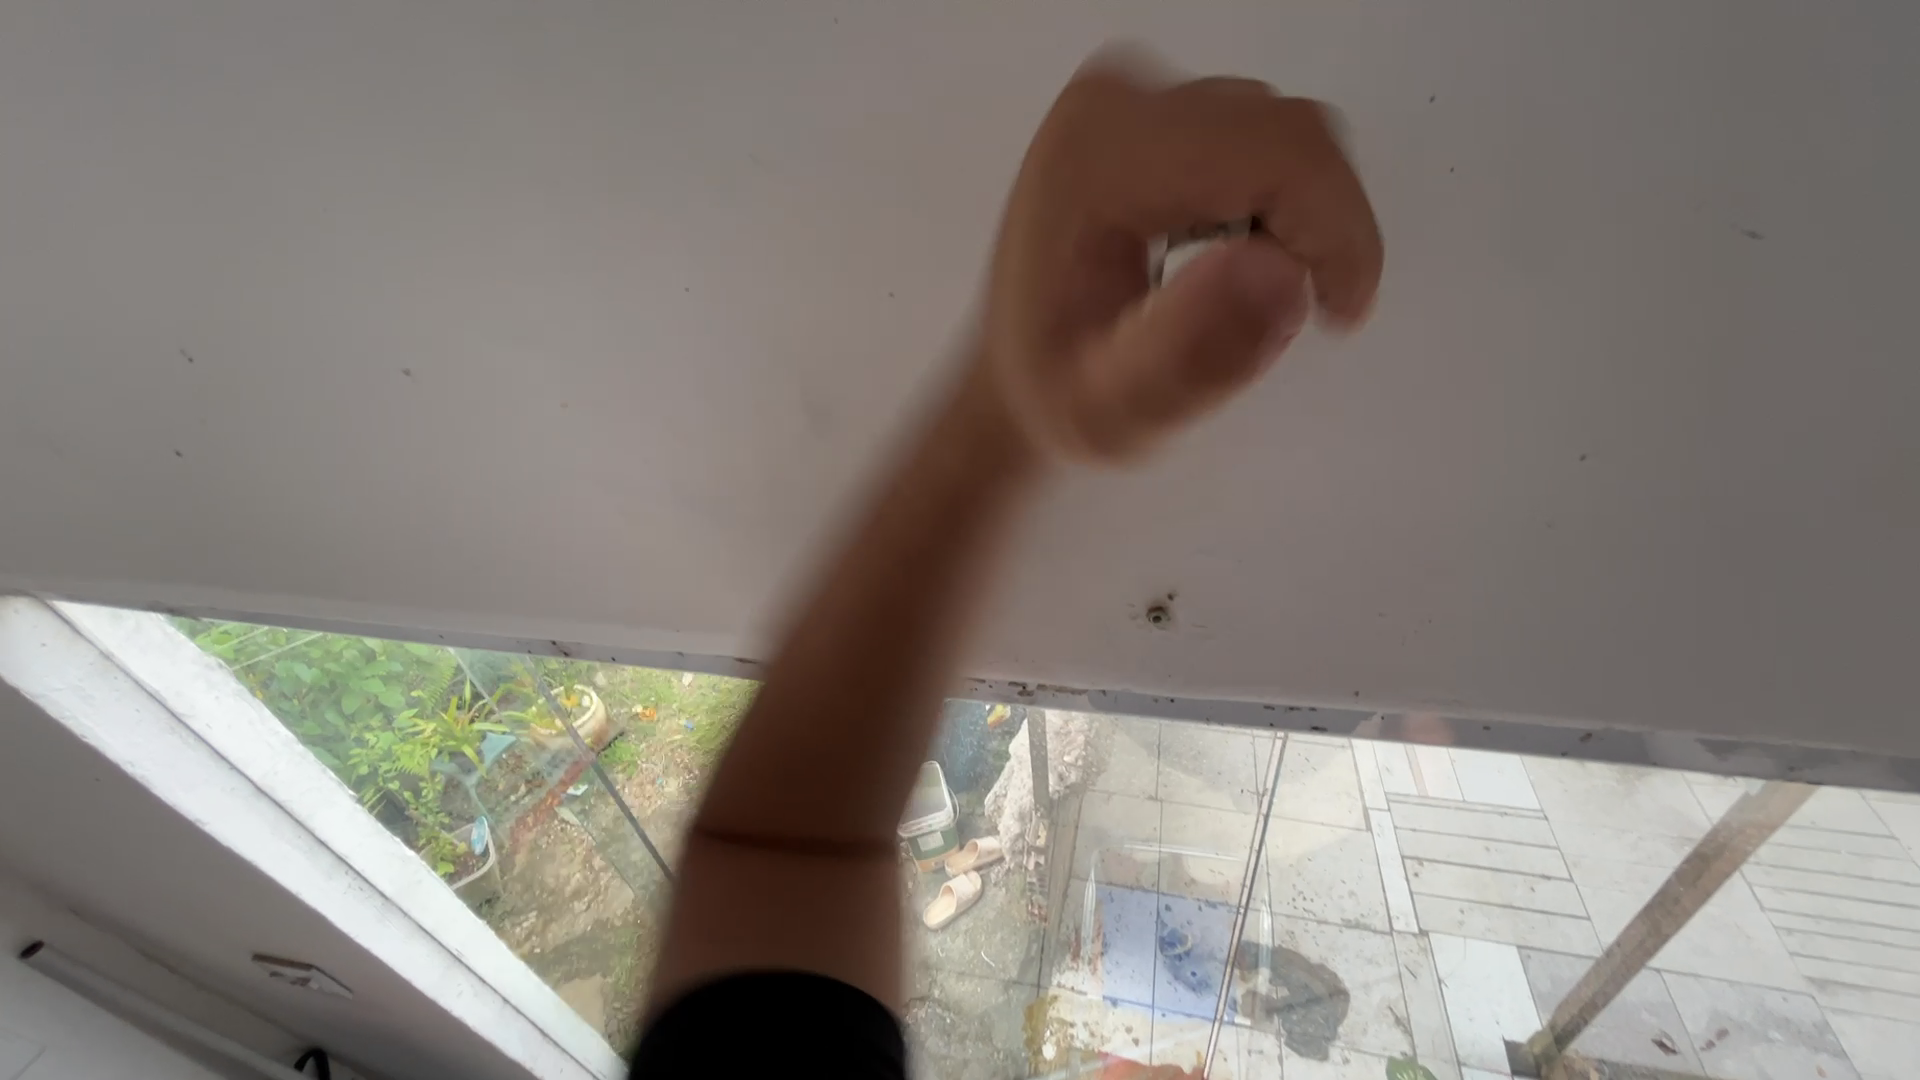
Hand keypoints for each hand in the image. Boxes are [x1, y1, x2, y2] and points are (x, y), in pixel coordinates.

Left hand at [982, 50, 1383, 462]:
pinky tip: (1225, 268)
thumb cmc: (1052, 395)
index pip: (1279, 151)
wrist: (1017, 376)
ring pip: (1285, 139)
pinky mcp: (1151, 119)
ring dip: (1293, 226)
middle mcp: (1110, 108)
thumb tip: (1279, 273)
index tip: (1339, 310)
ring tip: (1229, 304)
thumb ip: (1186, 355)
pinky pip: (1261, 144)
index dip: (1336, 232)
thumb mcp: (1110, 411)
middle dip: (1311, 235)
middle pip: (1289, 136)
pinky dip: (1274, 210)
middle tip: (1262, 322)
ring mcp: (1130, 104)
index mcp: (1096, 159)